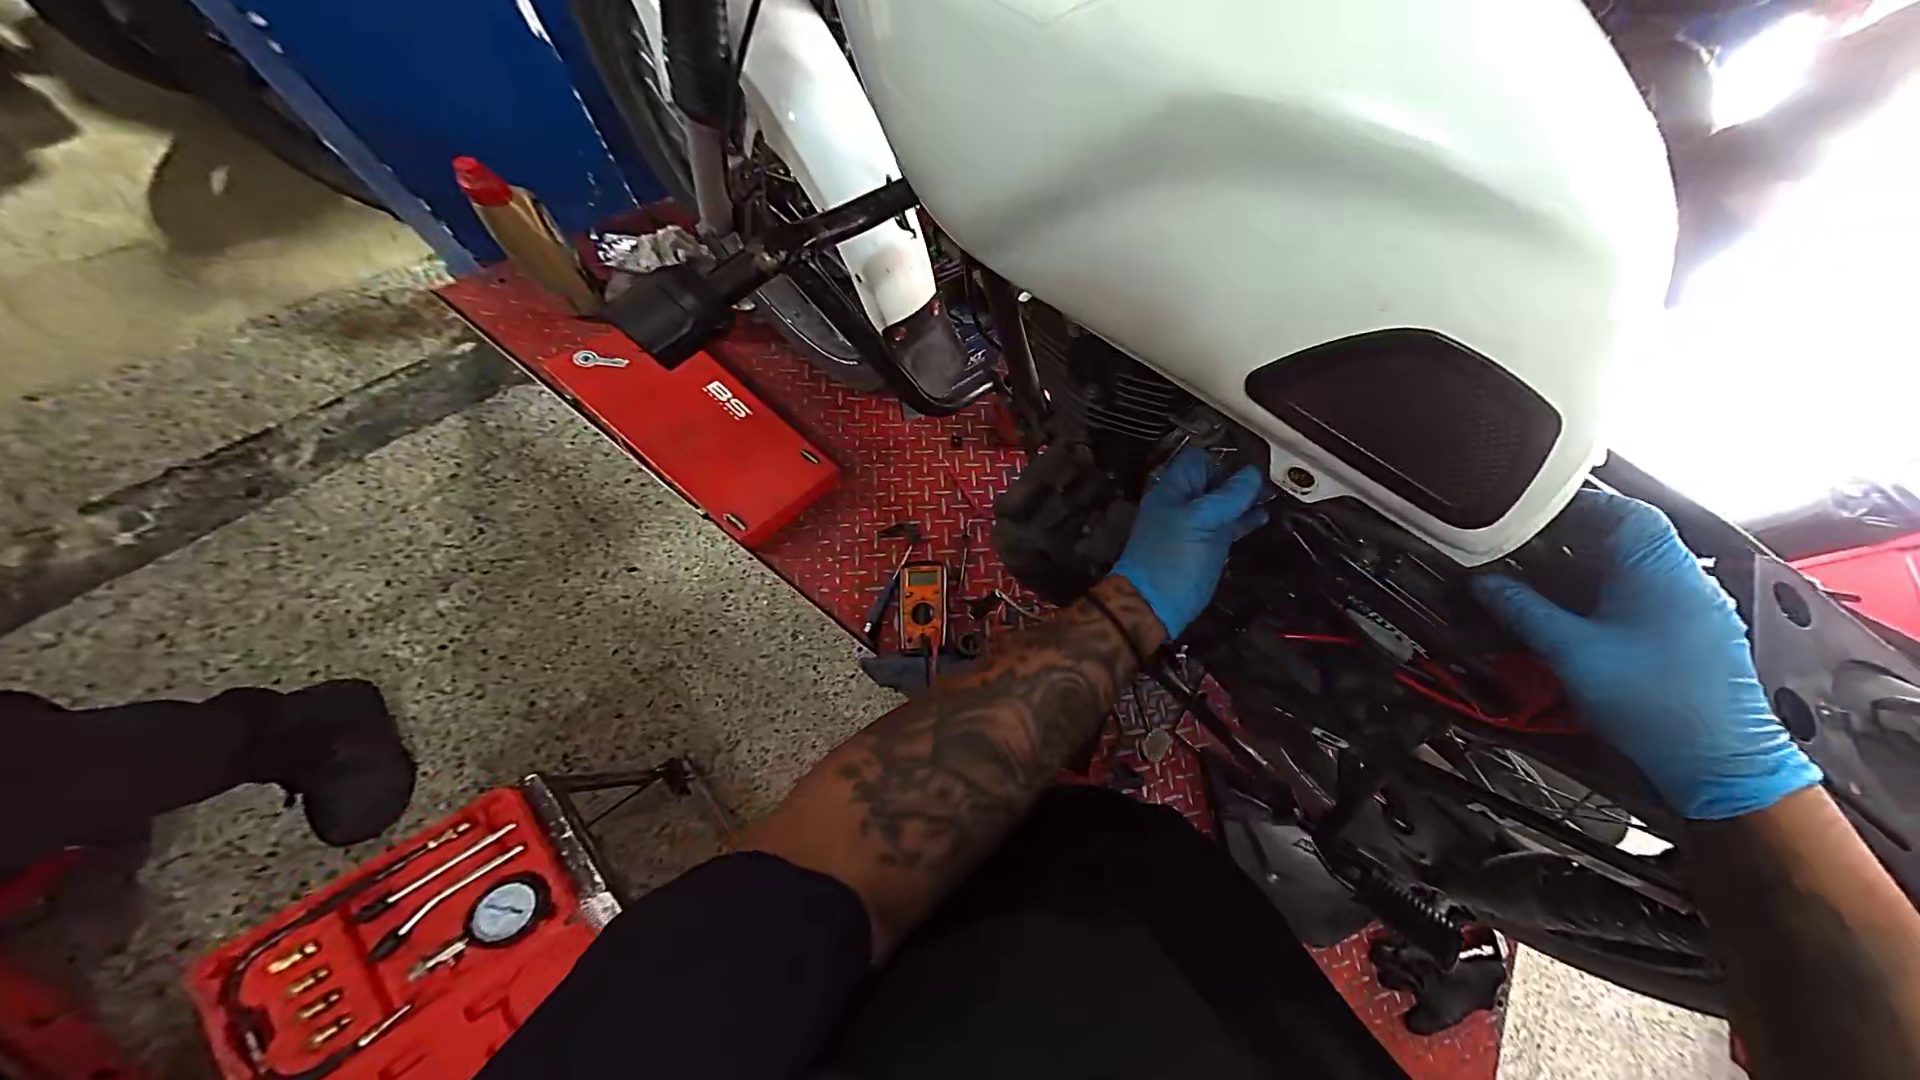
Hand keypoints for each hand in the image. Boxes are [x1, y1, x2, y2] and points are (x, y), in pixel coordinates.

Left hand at [1111, 446, 1266, 637]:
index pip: (1199, 459)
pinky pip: (1227, 526)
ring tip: (1276, 491)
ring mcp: (1195, 526)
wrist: (1152, 605)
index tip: (1257, 453)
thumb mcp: (1200, 521)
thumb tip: (1252, 473)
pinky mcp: (1206, 547)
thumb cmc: (1172, 559)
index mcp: (1173, 490)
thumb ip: (1227, 496)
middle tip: (1276, 470)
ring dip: (1246, 497)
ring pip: (1223, 503)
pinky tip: (1264, 516)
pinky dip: (1243, 519)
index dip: (1224, 454)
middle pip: (1214, 480)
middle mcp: (1183, 503)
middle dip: (1240, 475)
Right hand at [1471, 490, 1820, 819]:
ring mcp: (1685, 607)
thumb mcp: (1568, 649)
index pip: (1624, 512)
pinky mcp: (1679, 630)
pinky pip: (1632, 592)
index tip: (1529, 509)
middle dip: (1564, 537)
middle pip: (1621, 537)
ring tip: (1527, 574)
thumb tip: (1483, 582)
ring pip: (1624, 566)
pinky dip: (1592, 589)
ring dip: (1575, 565)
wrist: (1714, 761)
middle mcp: (1681, 583)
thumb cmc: (1653, 703)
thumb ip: (1520, 608)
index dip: (1574, 504)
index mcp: (1662, 574)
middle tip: (1515, 544)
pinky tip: (1559, 606)